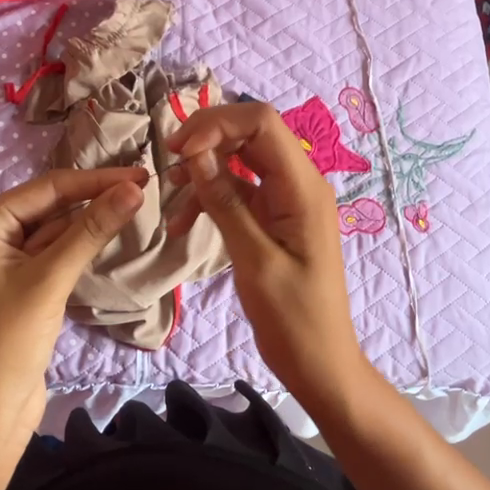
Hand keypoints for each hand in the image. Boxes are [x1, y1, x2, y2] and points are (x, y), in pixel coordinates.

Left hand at [0, 166, 147, 442]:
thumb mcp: (49, 281)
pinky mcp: (20, 291)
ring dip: (91, 225)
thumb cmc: (5, 345)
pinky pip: (54, 258)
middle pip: (50, 207)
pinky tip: (111, 240)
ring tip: (136, 209)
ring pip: (55, 233)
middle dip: (94, 199)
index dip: (96, 180)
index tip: (140, 174)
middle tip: (144, 189)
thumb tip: (133, 189)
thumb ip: (91, 231)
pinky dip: (81, 250)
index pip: (47, 189)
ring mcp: (3, 266)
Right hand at [165, 103, 370, 407]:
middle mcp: (298, 182)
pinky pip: (239, 188)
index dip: (217, 123)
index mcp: (303, 187)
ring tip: (171, 196)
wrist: (321, 366)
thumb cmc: (294, 318)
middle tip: (169, 162)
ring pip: (240, 159)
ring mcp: (286, 198)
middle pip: (250, 133)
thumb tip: (195, 153)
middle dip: (207, 139)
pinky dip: (210, 197)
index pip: (262, 123)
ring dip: (204, 171)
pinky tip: (182, 224)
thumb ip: (225, 203)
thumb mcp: (254, 261)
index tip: (180, 149)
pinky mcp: (274, 216)